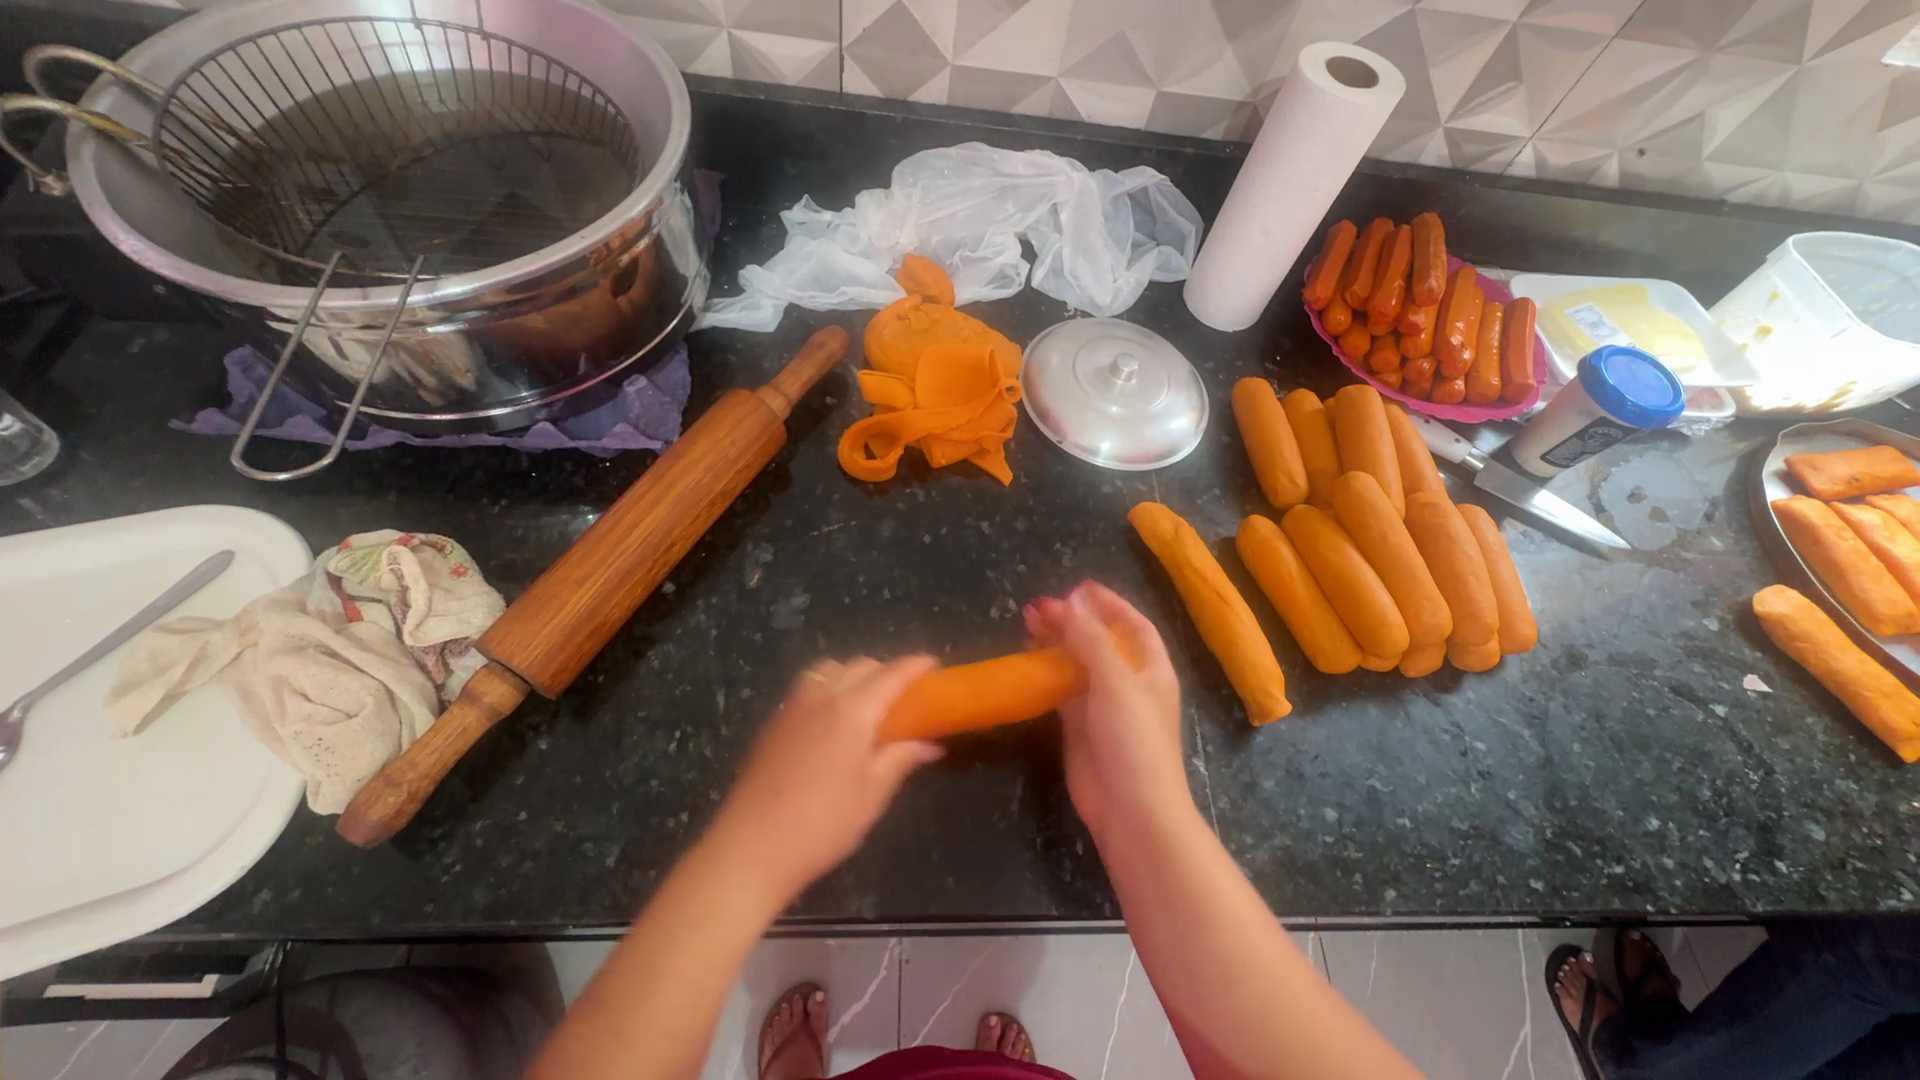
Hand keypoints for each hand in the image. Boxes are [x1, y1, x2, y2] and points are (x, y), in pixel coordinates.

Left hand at [711, 656, 943, 901]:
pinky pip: (808, 686)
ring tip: (867, 704)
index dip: (915, 666)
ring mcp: (793, 707)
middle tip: (906, 697)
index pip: (891, 675)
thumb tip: (930, 743)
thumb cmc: (822, 825)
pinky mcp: (774, 722)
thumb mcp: (872, 795)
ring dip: (853, 675)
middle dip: (887, 671)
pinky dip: (829, 687)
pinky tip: (833, 720)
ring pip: (829, 669)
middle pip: (860, 666)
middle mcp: (822, 697)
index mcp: (852, 711)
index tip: (934, 664)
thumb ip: (901, 758)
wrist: (751, 848)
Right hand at [1025, 582, 1189, 840]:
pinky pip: (1062, 691)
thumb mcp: (1114, 680)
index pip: (1132, 624)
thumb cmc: (1133, 738)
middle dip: (1072, 621)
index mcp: (1151, 668)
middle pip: (1100, 641)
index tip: (1077, 587)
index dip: (1108, 604)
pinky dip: (1046, 673)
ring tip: (1027, 624)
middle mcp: (1130, 683)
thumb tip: (1071, 599)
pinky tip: (1026, 660)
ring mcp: (1104, 706)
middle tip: (1037, 606)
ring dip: (1055, 644)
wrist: (1130, 808)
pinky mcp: (1080, 728)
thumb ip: (1091, 638)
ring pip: (1077, 664)